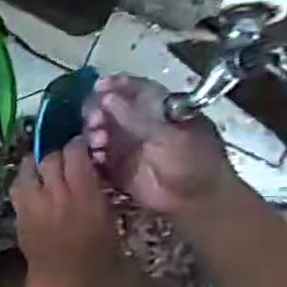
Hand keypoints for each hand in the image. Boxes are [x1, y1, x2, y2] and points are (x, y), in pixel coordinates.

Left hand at [12, 138, 115, 286]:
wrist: (64, 281)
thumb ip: (96, 191)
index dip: (77, 144)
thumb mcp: (108, 219)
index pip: (75, 154)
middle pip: (50, 158)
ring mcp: (33, 203)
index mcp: (84, 195)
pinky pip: (17, 187)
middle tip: (63, 156)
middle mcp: (56, 194)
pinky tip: (32, 183)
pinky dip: (24, 180)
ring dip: (36, 163)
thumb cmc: (96, 255)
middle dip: (56, 152)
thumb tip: (89, 170)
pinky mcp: (18, 213)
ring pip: (28, 168)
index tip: (81, 144)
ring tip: (43, 165)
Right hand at [84, 75, 235, 215]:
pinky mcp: (116, 167)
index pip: (136, 90)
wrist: (195, 201)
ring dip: (93, 132)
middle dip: (98, 111)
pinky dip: (91, 154)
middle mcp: (141, 124)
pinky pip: (96, 156)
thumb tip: (107, 98)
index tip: (99, 86)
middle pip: (111, 110)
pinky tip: (95, 156)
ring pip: (100, 131)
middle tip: (93, 119)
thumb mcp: (171, 134)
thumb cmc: (194, 162)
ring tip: (97, 141)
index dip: (118, 85)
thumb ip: (138, 117)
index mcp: (160, 110)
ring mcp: (127, 146)